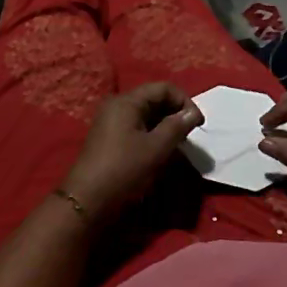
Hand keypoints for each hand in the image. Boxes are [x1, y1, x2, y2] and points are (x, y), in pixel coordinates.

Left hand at [59, 82, 201, 224]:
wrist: (88, 198)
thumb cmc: (124, 169)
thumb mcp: (156, 148)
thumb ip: (177, 127)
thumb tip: (192, 114)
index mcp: (126, 102)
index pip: (162, 88)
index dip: (184, 102)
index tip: (198, 124)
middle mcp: (116, 106)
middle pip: (153, 100)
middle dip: (175, 114)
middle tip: (189, 136)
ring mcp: (110, 122)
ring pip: (145, 116)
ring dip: (164, 127)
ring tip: (178, 146)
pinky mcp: (109, 138)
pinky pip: (136, 128)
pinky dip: (152, 135)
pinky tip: (161, 152)